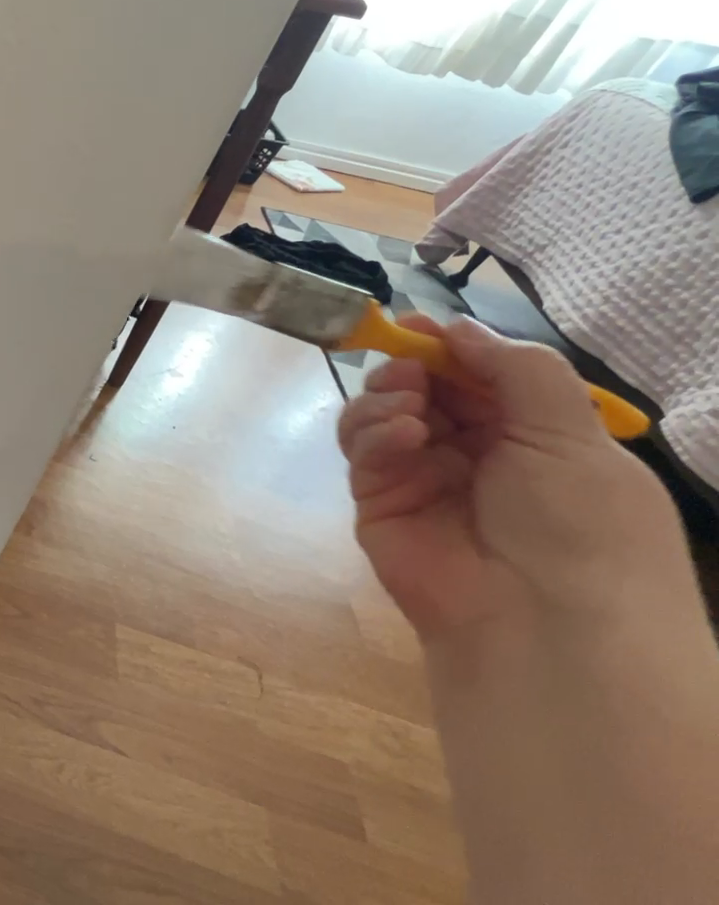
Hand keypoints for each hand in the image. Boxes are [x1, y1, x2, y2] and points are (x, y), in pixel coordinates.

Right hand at [336, 316, 689, 642]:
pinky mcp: (377, 498)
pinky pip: (363, 450)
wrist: (541, 621)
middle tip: (412, 369)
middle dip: (412, 368)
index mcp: (533, 434)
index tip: (418, 324)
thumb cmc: (581, 526)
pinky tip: (402, 436)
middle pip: (423, 388)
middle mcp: (473, 450)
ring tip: (408, 408)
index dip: (450, 346)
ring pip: (381, 413)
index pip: (479, 375)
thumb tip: (457, 327)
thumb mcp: (572, 437)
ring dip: (388, 398)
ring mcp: (420, 475)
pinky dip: (375, 433)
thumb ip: (518, 371)